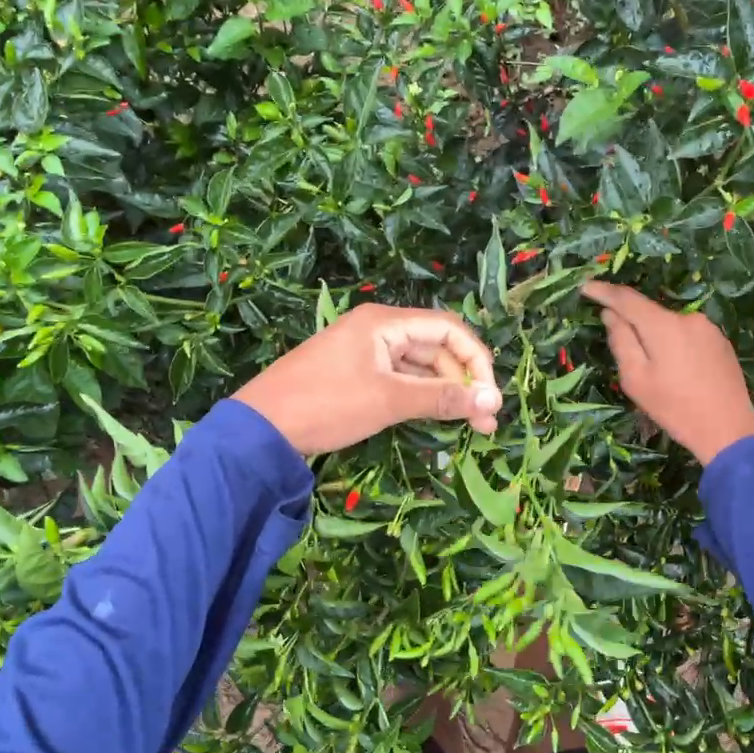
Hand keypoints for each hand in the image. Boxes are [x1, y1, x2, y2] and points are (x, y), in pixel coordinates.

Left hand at [231, 304, 501, 456]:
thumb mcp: (389, 401)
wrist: (260, 430)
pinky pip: (401, 381)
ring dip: (446, 394)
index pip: (450, 330)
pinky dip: (422, 398)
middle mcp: (378, 330)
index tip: (492, 397)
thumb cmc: (326, 405)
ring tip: (470, 427)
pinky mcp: (356, 375)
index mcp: (385, 322)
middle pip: (437, 349)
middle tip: (485, 422)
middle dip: (465, 383)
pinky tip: (437, 420)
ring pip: (420, 368)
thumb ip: (442, 398)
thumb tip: (493, 401)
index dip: (477, 361)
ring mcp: (365, 353)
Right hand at [581, 280, 753, 466]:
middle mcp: (687, 317)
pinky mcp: (720, 341)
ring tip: (660, 374)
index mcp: (663, 325)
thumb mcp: (636, 380)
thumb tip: (611, 314)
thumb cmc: (675, 408)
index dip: (604, 292)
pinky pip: (687, 335)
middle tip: (626, 357)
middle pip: (649, 313)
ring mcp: (708, 328)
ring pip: (669, 326)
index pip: (626, 298)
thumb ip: (621, 341)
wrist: (728, 430)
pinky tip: (680, 373)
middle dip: (633, 326)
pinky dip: (675, 346)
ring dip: (656, 339)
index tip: (585, 287)